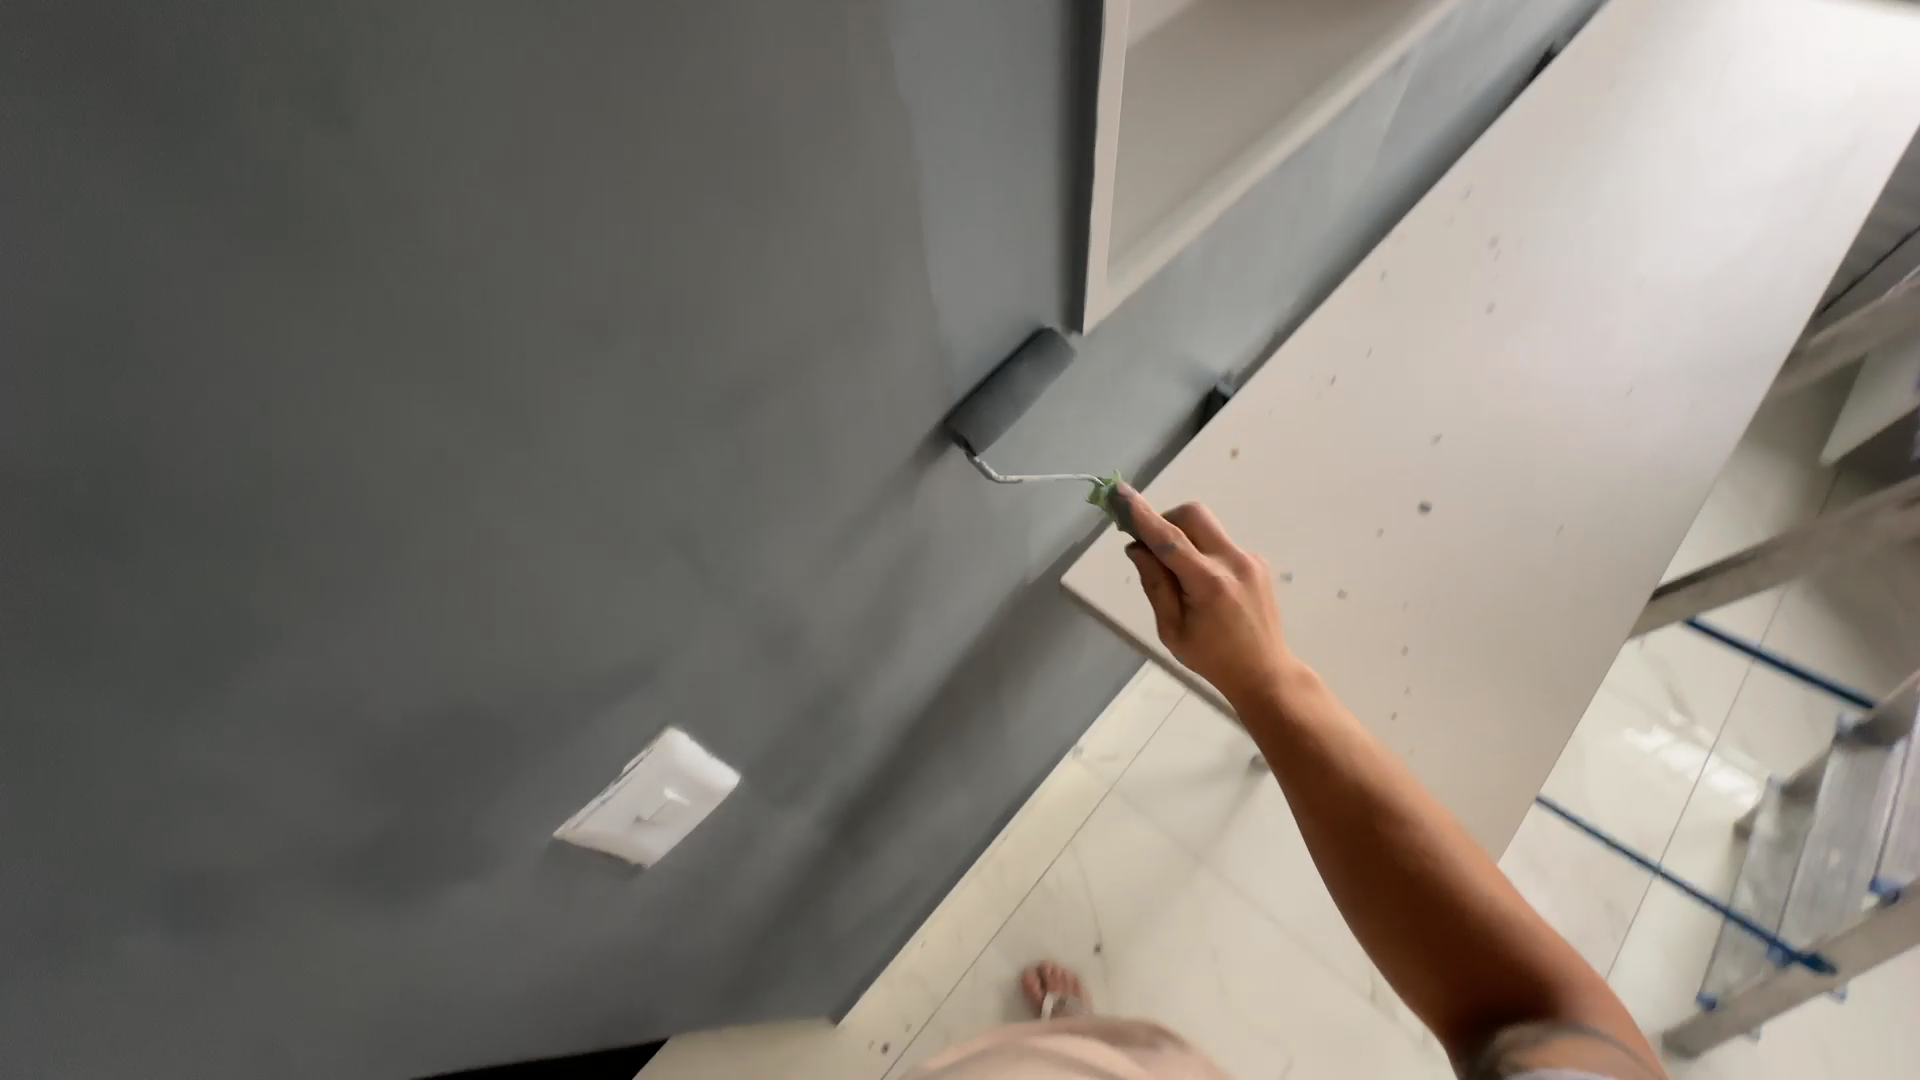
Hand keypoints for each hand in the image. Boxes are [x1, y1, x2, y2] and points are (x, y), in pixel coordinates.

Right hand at [1114, 486, 1294, 706]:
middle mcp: (1233, 562)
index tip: (1120, 492)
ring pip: (1207, 528)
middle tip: (1152, 547)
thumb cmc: (1211, 658)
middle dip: (1166, 520)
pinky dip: (1202, 554)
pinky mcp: (1257, 562)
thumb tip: (1138, 548)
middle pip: (1193, 515)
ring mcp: (1249, 560)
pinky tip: (1205, 589)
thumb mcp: (1171, 629)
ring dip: (1184, 539)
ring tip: (1180, 579)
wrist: (1265, 672)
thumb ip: (1155, 584)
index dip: (1141, 514)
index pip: (1168, 539)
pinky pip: (1220, 544)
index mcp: (1208, 584)